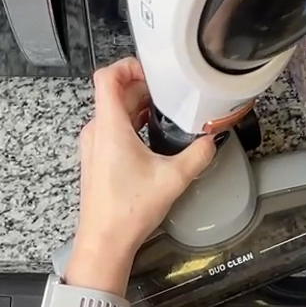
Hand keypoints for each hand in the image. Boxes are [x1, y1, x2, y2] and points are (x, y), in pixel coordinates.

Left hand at [73, 58, 218, 286]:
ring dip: (138, 107)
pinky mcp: (98, 160)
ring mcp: (94, 146)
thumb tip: (211, 141)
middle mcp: (96, 131)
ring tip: (165, 112)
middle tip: (170, 93)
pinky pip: (113, 130)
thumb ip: (197, 155)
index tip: (153, 71)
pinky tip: (153, 137)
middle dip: (143, 88)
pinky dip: (132, 124)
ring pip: (114, 112)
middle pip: (115, 93)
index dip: (128, 65)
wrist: (105, 241)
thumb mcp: (173, 179)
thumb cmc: (128, 210)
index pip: (107, 77)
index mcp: (109, 127)